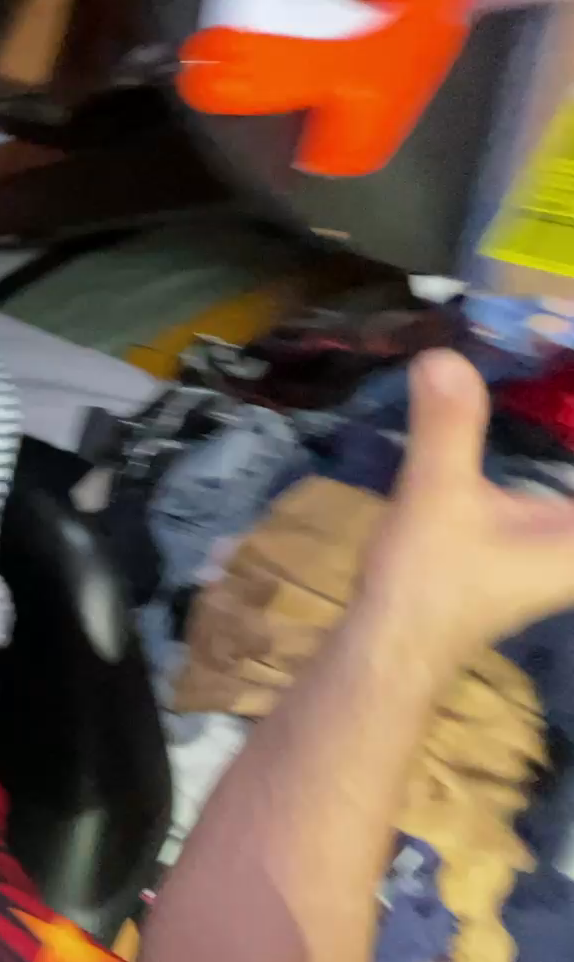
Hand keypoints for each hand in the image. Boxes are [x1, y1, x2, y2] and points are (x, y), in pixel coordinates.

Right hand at [362, 349, 573, 659]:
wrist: (404, 636)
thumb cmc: (434, 577)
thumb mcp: (436, 497)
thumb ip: (447, 428)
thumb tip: (441, 358)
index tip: (563, 325)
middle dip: (566, 386)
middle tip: (549, 333)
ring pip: (569, 447)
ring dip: (560, 407)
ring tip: (546, 356)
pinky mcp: (562, 526)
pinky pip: (566, 467)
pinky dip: (553, 429)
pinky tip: (538, 407)